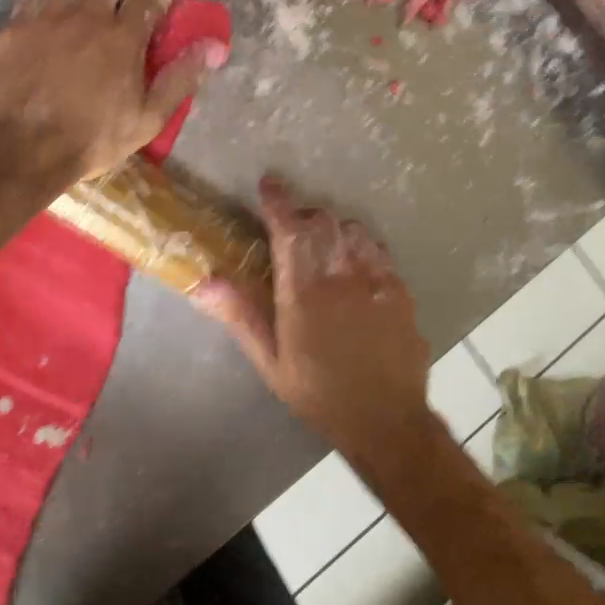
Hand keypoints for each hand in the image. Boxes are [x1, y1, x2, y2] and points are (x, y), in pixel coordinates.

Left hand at [0, 0, 226, 189]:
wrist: (22, 151)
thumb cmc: (92, 140)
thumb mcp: (147, 120)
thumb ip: (180, 79)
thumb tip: (215, 48)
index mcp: (123, 36)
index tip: (157, 12)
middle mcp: (86, 14)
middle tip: (122, 1)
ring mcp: (47, 16)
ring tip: (87, 2)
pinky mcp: (17, 25)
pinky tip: (51, 18)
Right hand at [193, 176, 437, 455]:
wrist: (386, 420)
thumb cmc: (319, 394)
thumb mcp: (271, 363)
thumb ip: (241, 317)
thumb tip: (205, 282)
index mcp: (303, 294)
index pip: (288, 231)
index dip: (277, 201)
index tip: (269, 184)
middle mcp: (340, 278)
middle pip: (323, 222)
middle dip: (304, 215)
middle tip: (292, 226)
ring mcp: (376, 282)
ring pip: (353, 231)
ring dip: (333, 228)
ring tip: (323, 242)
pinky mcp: (400, 291)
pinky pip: (379, 250)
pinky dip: (361, 245)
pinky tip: (355, 263)